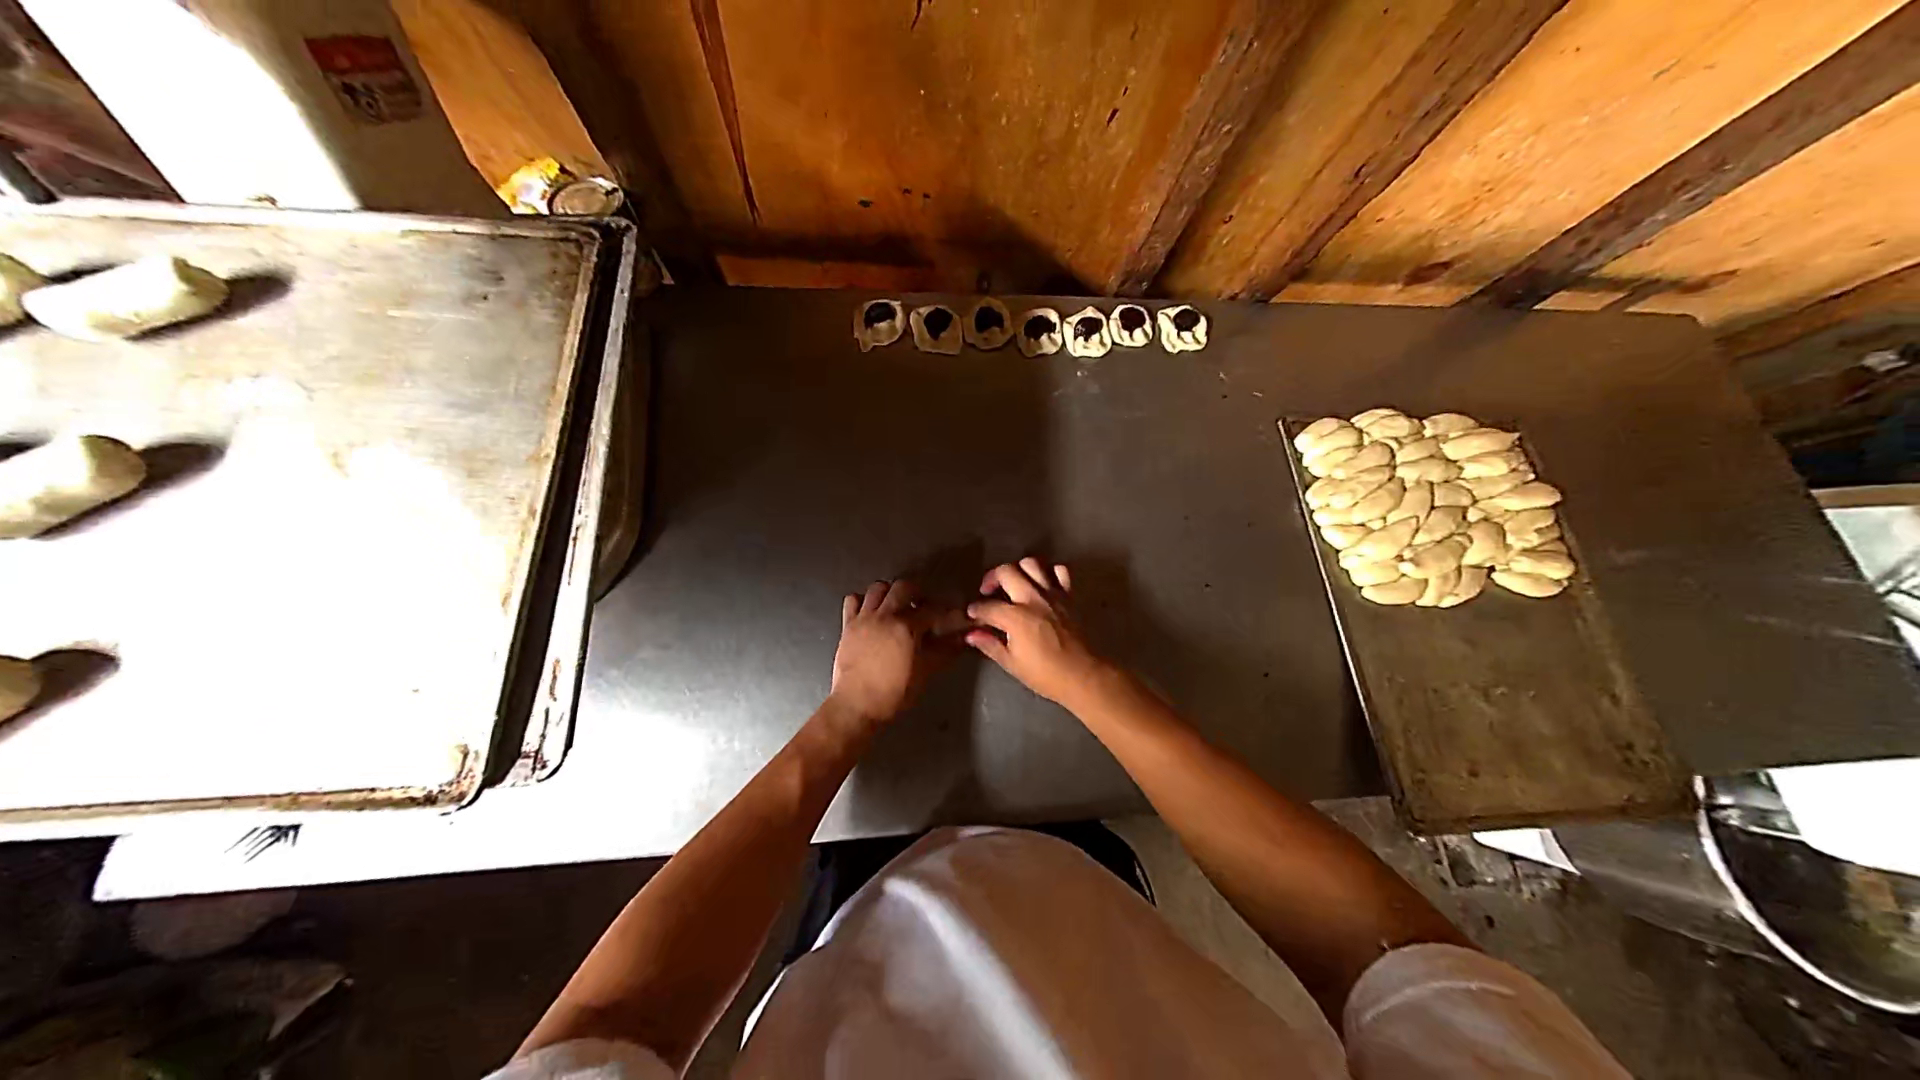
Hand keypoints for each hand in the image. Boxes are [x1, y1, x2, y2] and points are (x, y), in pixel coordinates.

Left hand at [828, 579, 950, 727]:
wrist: (857, 705)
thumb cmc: (893, 693)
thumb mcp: (924, 672)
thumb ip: (943, 652)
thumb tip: (960, 640)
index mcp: (907, 627)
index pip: (932, 610)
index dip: (945, 611)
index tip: (951, 615)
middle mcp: (885, 616)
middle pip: (904, 587)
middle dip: (917, 592)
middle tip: (922, 604)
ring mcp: (864, 618)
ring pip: (877, 588)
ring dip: (890, 592)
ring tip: (896, 604)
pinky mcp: (847, 625)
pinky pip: (853, 600)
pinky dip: (863, 600)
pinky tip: (871, 611)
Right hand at [966, 558, 1112, 707]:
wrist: (1083, 675)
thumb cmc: (1045, 674)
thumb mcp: (1012, 663)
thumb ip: (990, 644)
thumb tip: (971, 635)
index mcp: (1015, 617)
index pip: (987, 606)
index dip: (975, 610)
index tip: (972, 615)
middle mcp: (1032, 598)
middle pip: (1006, 572)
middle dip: (991, 578)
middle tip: (988, 591)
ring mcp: (1053, 593)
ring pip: (1031, 563)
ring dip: (1018, 569)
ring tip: (1014, 583)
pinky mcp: (1069, 595)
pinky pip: (1060, 571)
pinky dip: (1049, 572)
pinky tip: (1042, 585)